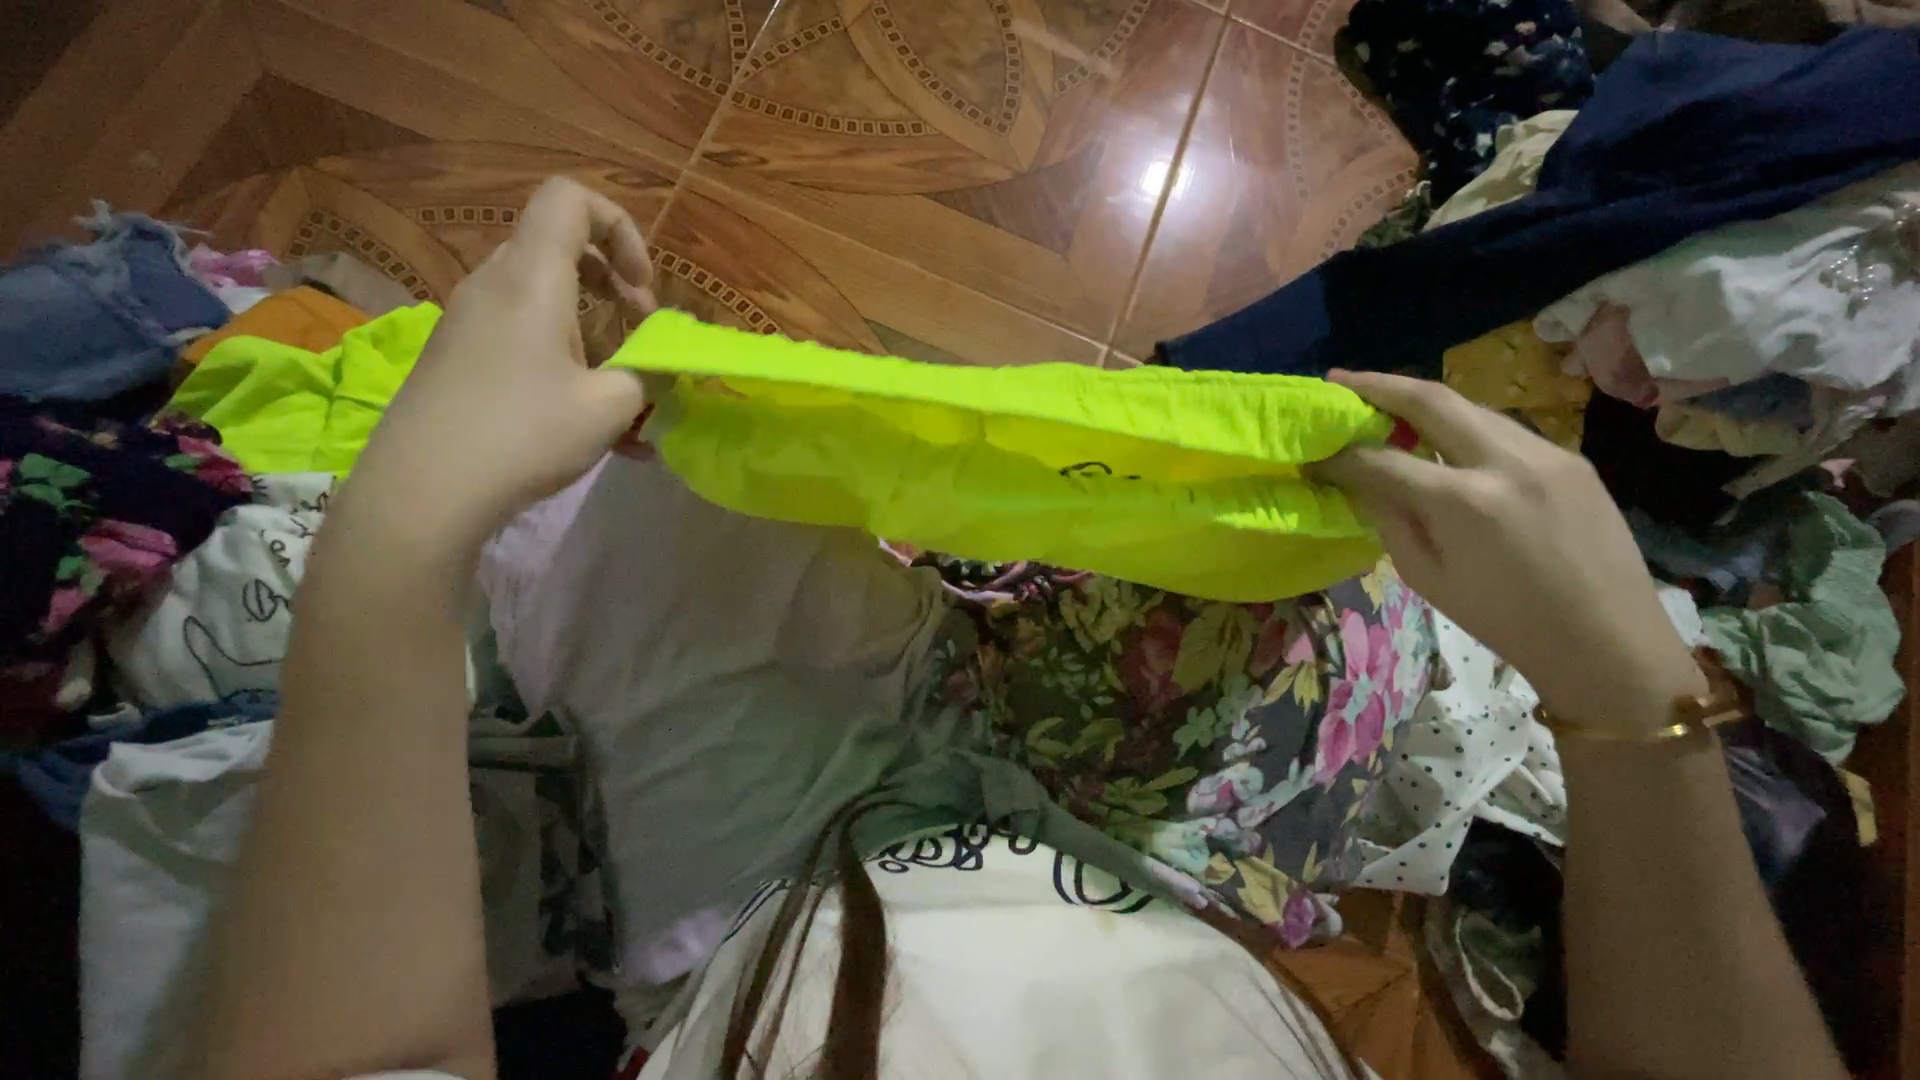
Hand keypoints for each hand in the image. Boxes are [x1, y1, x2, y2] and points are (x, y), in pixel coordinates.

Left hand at [352, 177, 657, 544]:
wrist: (423, 490)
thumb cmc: (523, 434)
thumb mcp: (608, 407)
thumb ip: (650, 374)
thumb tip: (668, 364)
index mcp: (530, 278)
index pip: (570, 199)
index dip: (621, 229)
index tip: (642, 289)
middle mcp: (495, 285)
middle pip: (561, 250)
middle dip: (614, 286)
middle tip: (639, 333)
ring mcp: (472, 322)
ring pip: (546, 302)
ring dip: (596, 335)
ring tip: (626, 396)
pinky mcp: (462, 358)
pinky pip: (525, 339)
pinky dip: (567, 364)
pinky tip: (599, 429)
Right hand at [1310, 371, 1705, 732]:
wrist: (1606, 640)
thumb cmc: (1502, 620)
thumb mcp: (1425, 575)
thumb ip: (1390, 516)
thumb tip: (1361, 480)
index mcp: (1463, 502)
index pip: (1382, 458)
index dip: (1341, 452)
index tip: (1314, 448)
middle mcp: (1506, 461)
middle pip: (1431, 399)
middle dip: (1379, 385)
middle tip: (1340, 381)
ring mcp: (1546, 452)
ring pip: (1471, 408)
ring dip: (1424, 402)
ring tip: (1387, 406)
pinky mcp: (1570, 458)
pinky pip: (1503, 430)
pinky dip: (1463, 427)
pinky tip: (1445, 441)